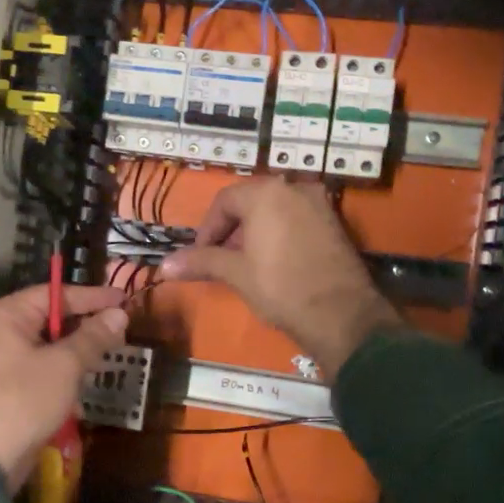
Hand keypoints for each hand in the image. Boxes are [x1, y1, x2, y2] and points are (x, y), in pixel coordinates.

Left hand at [0, 284, 127, 492]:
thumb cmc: (25, 400)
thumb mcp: (65, 365)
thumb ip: (93, 336)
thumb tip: (119, 314)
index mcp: (5, 315)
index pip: (54, 293)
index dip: (91, 296)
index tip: (123, 298)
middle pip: (49, 316)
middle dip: (86, 321)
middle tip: (121, 324)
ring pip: (46, 341)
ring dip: (77, 345)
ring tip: (111, 347)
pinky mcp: (5, 383)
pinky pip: (39, 363)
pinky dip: (63, 364)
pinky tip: (87, 372)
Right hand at [159, 179, 399, 379]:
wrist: (339, 313)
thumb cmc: (280, 287)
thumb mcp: (235, 273)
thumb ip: (201, 262)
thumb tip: (164, 265)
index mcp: (266, 193)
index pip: (225, 201)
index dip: (207, 229)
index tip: (200, 255)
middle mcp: (294, 188)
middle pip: (251, 202)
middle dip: (232, 230)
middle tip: (221, 260)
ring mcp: (319, 204)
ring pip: (275, 210)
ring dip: (255, 232)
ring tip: (246, 264)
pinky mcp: (335, 223)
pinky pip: (297, 219)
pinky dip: (280, 234)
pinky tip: (275, 263)